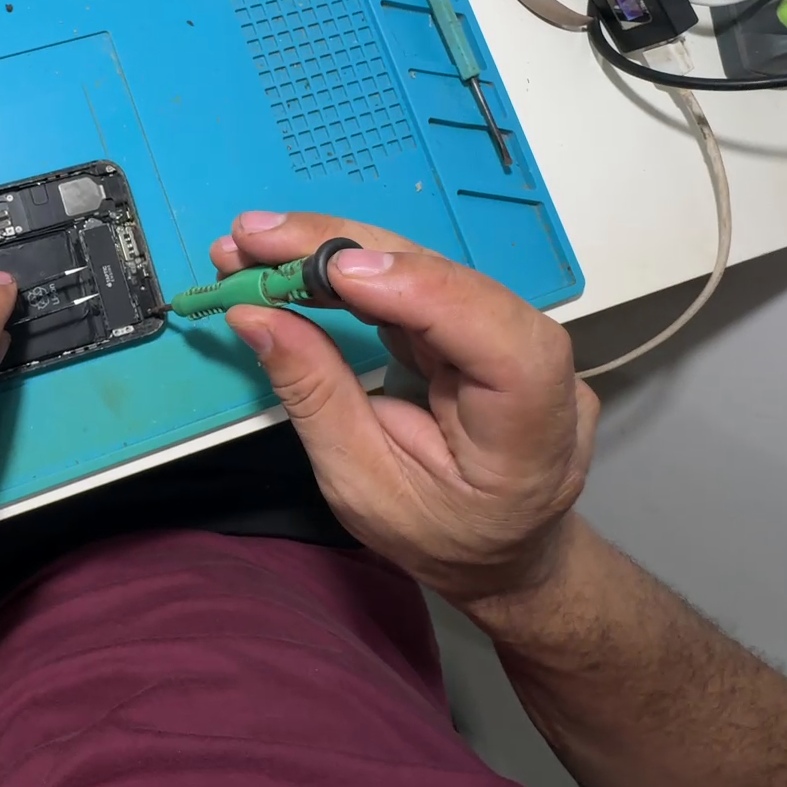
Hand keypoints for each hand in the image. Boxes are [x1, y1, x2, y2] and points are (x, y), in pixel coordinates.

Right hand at [213, 211, 596, 605]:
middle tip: (252, 237)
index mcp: (532, 437)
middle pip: (451, 281)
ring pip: (419, 268)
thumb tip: (254, 316)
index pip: (505, 345)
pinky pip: (402, 281)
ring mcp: (504, 334)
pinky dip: (338, 268)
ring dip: (327, 249)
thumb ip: (313, 396)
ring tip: (250, 246)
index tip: (335, 271)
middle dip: (345, 249)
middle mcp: (536, 367)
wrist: (498, 550)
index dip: (424, 292)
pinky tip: (287, 262)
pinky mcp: (466, 322)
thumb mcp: (358, 482)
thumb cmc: (435, 533)